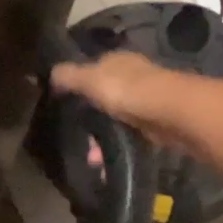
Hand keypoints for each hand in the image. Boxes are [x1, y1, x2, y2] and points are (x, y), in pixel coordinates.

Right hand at [49, 52, 190, 146]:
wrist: (171, 112)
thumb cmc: (127, 90)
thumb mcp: (90, 80)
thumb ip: (69, 76)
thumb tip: (51, 72)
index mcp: (117, 60)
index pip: (93, 68)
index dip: (78, 85)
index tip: (63, 104)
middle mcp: (132, 76)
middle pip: (105, 96)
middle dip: (89, 117)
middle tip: (75, 137)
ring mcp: (146, 100)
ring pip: (116, 119)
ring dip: (102, 137)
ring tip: (91, 158)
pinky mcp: (155, 123)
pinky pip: (129, 136)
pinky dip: (118, 147)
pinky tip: (106, 162)